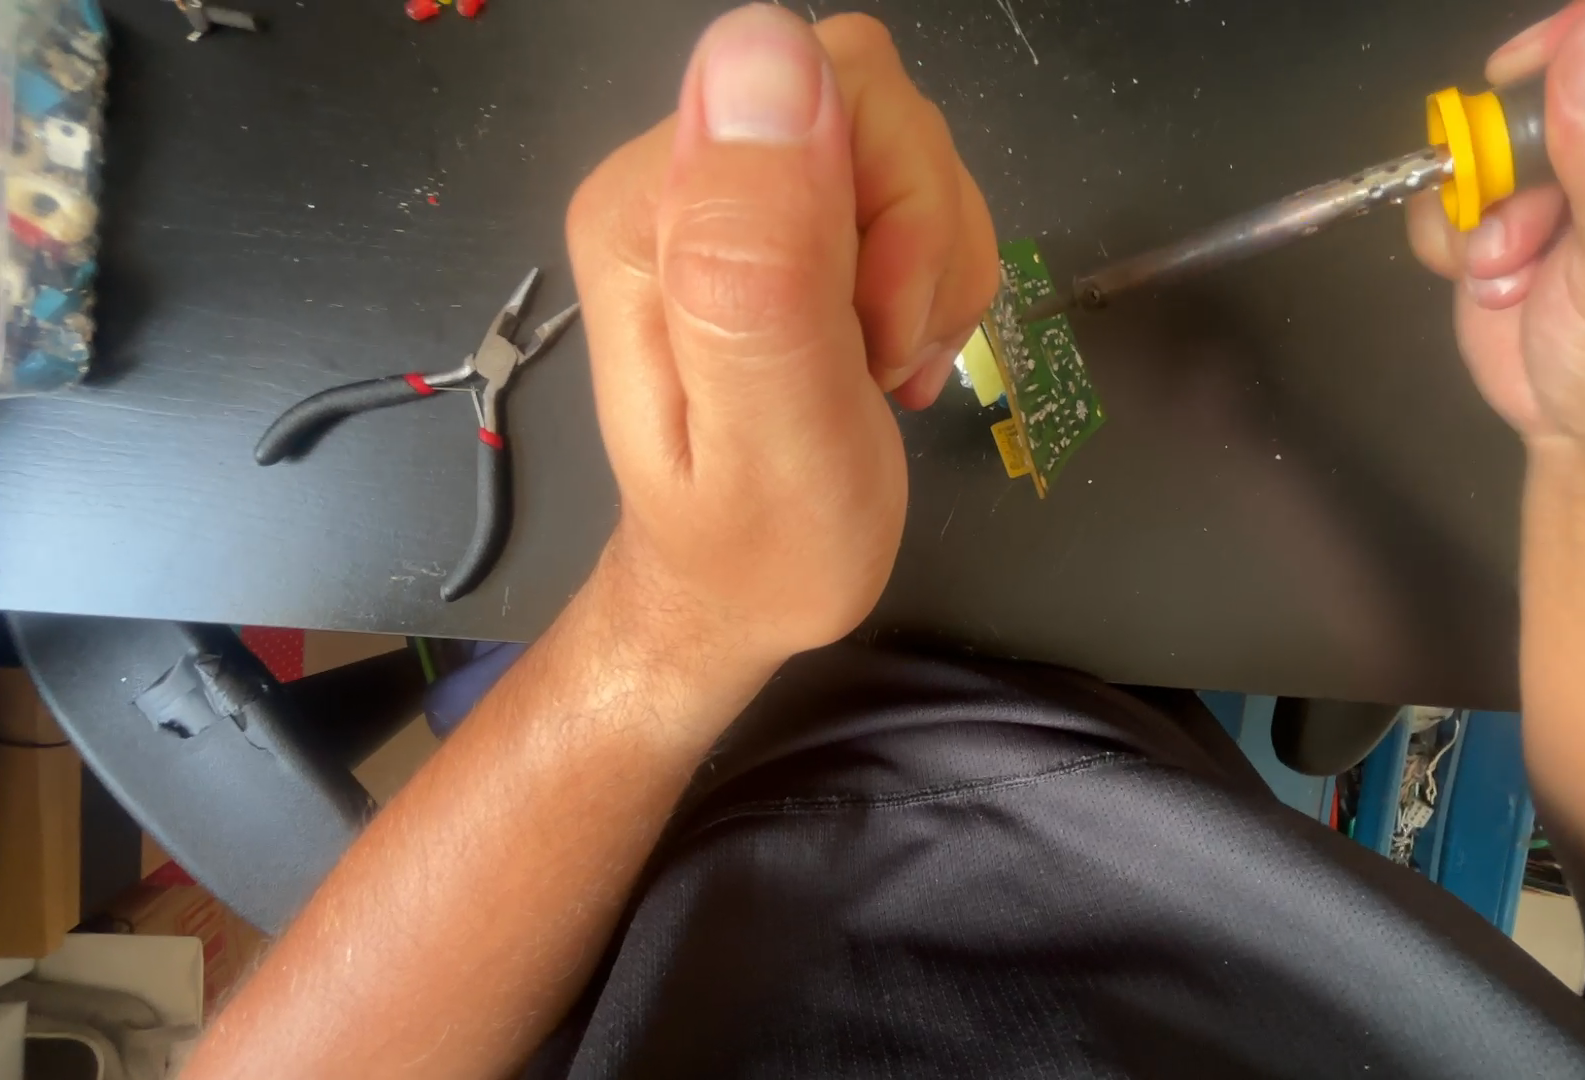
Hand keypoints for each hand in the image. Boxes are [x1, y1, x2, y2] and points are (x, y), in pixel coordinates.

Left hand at [567, 5, 996, 661]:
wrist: (746, 591)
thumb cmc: (764, 547)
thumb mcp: (771, 433)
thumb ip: (762, 263)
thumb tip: (768, 54)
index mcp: (651, 215)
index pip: (826, 90)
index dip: (892, 212)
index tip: (871, 334)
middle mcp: (683, 184)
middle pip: (874, 108)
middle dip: (918, 244)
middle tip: (880, 358)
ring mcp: (742, 206)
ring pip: (909, 155)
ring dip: (931, 273)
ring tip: (883, 371)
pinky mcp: (794, 237)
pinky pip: (913, 204)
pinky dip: (932, 286)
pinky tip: (891, 360)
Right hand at [1408, 0, 1584, 497]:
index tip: (1541, 69)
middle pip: (1584, 58)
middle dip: (1523, 134)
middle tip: (1516, 196)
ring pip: (1506, 125)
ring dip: (1479, 197)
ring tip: (1507, 263)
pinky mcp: (1529, 207)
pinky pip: (1465, 181)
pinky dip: (1452, 229)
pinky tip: (1485, 275)